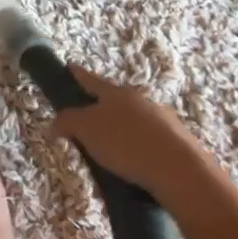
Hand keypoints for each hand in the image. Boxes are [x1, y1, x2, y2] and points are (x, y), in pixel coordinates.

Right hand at [51, 66, 214, 201]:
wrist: (181, 172)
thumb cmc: (126, 143)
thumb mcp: (86, 130)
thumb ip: (67, 122)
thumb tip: (56, 123)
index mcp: (117, 94)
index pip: (91, 80)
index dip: (78, 74)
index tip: (70, 66)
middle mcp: (142, 101)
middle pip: (117, 100)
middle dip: (103, 108)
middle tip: (90, 121)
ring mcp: (164, 122)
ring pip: (137, 121)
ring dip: (124, 131)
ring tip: (113, 152)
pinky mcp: (181, 145)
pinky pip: (153, 142)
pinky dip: (142, 149)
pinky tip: (136, 167)